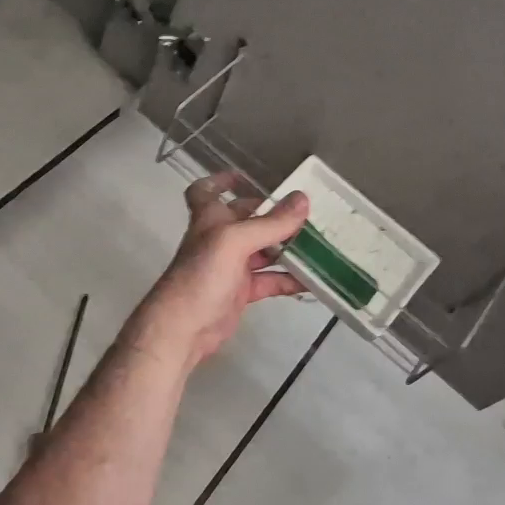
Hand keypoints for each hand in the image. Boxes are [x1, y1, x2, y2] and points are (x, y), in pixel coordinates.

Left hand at [133, 173, 309, 369]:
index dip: (220, 180)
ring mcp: (230, 266)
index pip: (206, 190)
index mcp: (211, 218)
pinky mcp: (240, 292)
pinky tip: (313, 279)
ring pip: (263, 250)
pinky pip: (269, 280)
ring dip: (287, 247)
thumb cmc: (202, 275)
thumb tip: (302, 199)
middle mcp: (220, 238)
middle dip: (273, 215)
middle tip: (308, 213)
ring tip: (320, 243)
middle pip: (247, 219)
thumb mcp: (235, 241)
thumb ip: (269, 223)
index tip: (246, 177)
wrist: (183, 327)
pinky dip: (289, 279)